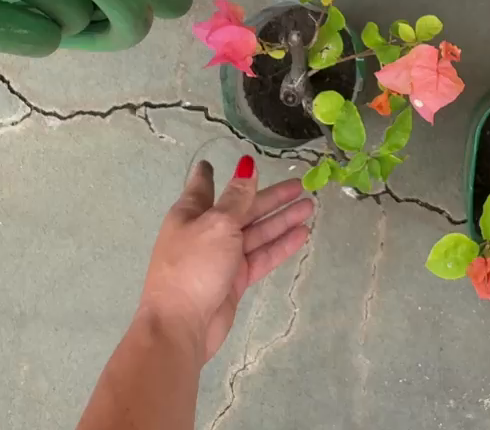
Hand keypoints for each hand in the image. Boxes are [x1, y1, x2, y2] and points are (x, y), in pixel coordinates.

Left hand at [140, 156, 313, 360]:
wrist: (179, 328)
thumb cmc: (193, 266)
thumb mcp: (218, 224)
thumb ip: (238, 196)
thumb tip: (247, 166)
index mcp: (191, 213)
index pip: (203, 186)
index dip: (209, 174)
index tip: (211, 162)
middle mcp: (206, 232)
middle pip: (242, 208)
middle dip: (270, 197)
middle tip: (300, 185)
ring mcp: (221, 257)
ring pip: (256, 232)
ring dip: (282, 220)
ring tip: (310, 207)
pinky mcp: (234, 280)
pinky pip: (261, 256)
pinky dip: (280, 246)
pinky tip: (302, 235)